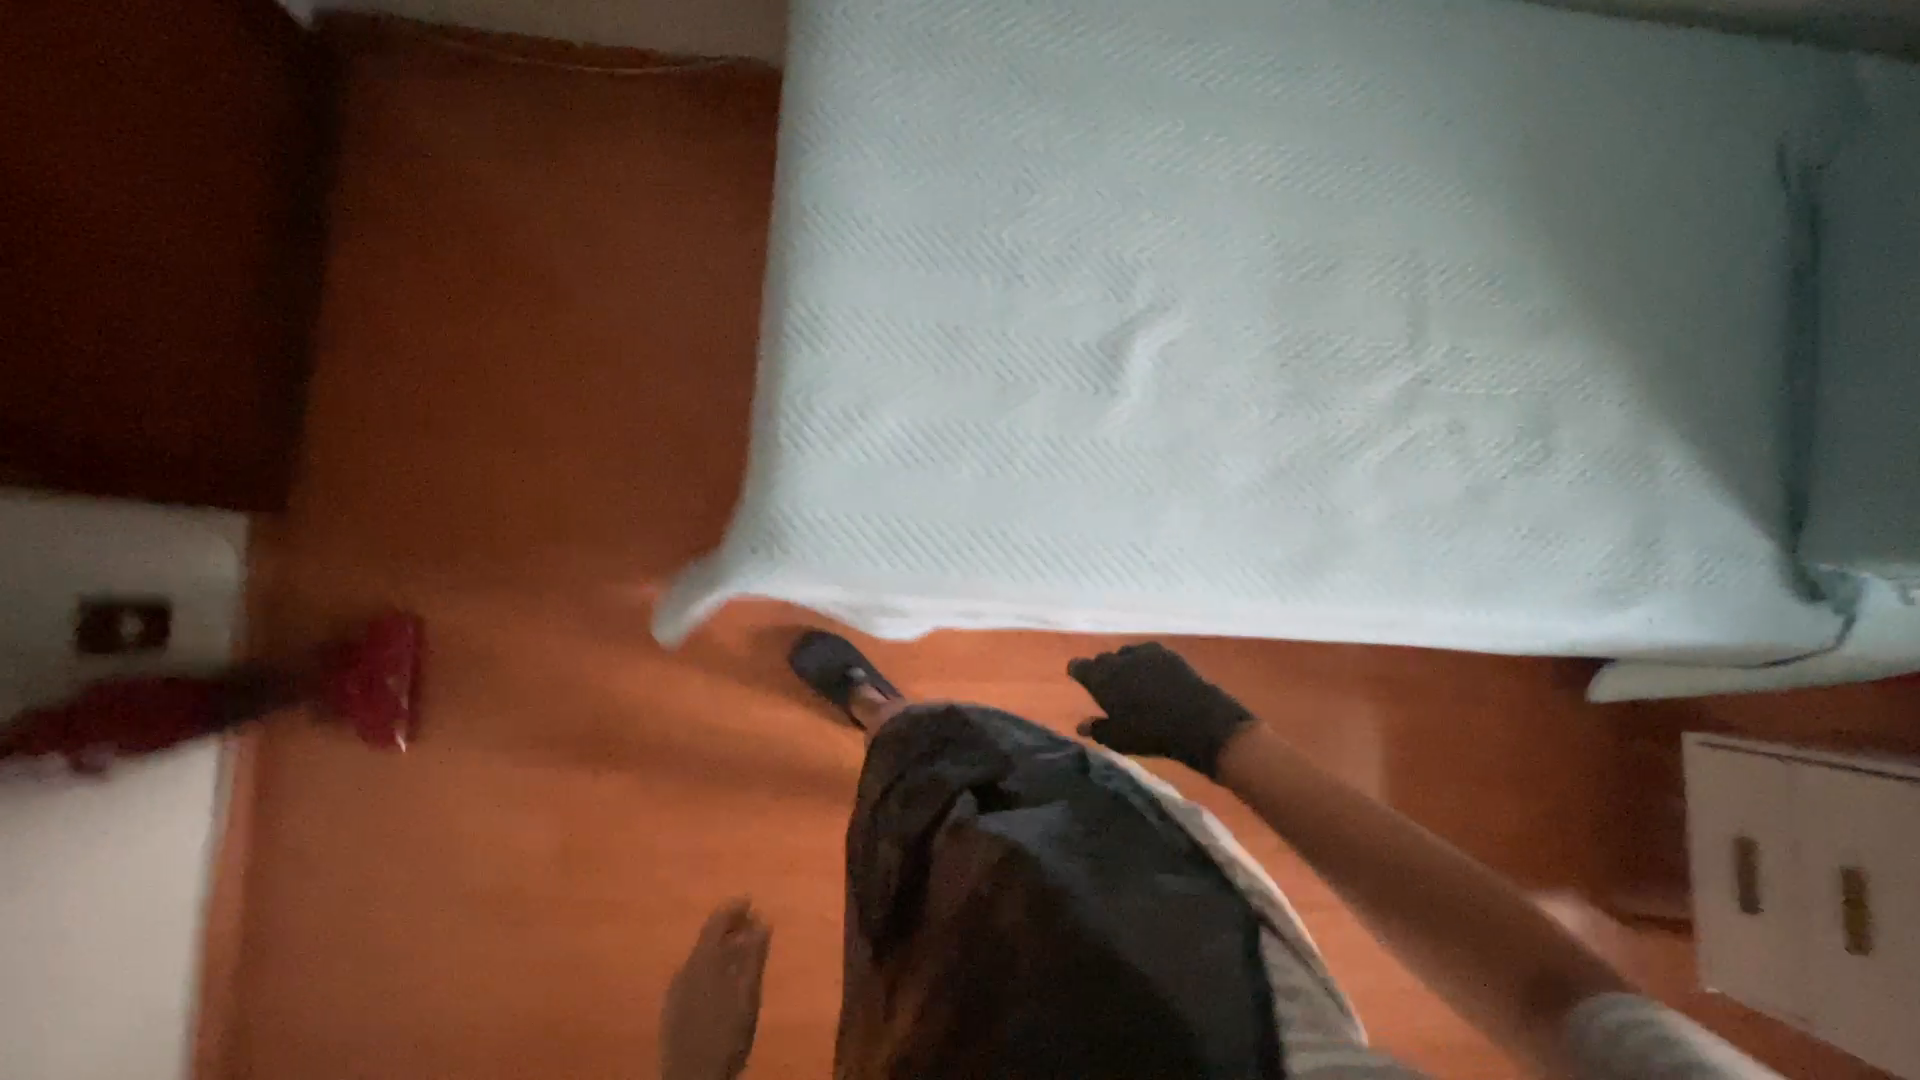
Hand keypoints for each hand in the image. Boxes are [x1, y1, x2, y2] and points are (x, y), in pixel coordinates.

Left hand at [661, 900, 771, 1079]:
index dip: (734, 908)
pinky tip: (723, 978)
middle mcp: (685, 969)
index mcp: (702, 961)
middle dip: (730, 927)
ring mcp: (676, 989)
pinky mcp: (673, 1008)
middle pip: (708, 938)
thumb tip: (763, 921)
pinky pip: (694, 974)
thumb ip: (755, 957)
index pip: (716, 922)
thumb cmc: (726, 1036)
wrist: (691, 1079)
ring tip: (743, 949)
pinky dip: (712, 965)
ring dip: (722, 947)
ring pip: (701, 956)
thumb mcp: (748, 995)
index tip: (751, 900)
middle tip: (753, 923)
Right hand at [1067, 642, 1256, 776]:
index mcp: (1100, 678)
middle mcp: (1118, 659)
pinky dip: (1145, 662)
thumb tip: (1080, 725)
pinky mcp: (1167, 653)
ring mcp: (1144, 653)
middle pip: (1102, 659)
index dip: (1078, 673)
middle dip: (1102, 671)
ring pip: (1125, 654)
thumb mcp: (1118, 738)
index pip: (1078, 666)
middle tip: (1110, 689)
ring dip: (1124, 665)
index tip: (1081, 681)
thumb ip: (1097, 728)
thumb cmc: (1150, 733)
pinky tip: (1154, 677)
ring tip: (1133, 682)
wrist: (1198, 721)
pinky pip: (1147, 653)